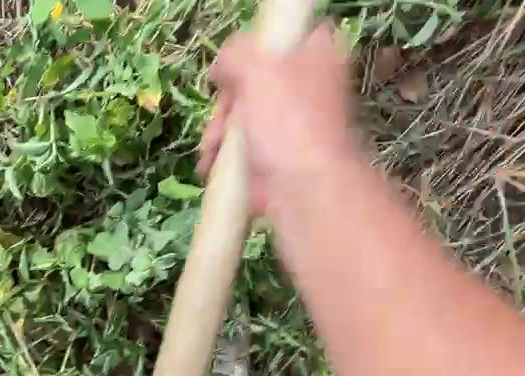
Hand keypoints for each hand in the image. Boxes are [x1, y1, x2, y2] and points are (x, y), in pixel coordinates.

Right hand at [197, 22, 360, 213]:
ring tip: (210, 150)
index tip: (232, 72)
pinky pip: (239, 149)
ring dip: (217, 134)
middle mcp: (304, 86)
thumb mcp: (259, 72)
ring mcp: (288, 125)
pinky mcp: (272, 156)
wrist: (301, 186)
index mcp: (314, 54)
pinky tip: (210, 164)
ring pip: (241, 118)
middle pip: (251, 83)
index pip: (279, 39)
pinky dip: (220, 157)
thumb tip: (221, 63)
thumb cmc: (287, 122)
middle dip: (225, 104)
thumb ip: (237, 54)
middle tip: (220, 118)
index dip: (252, 52)